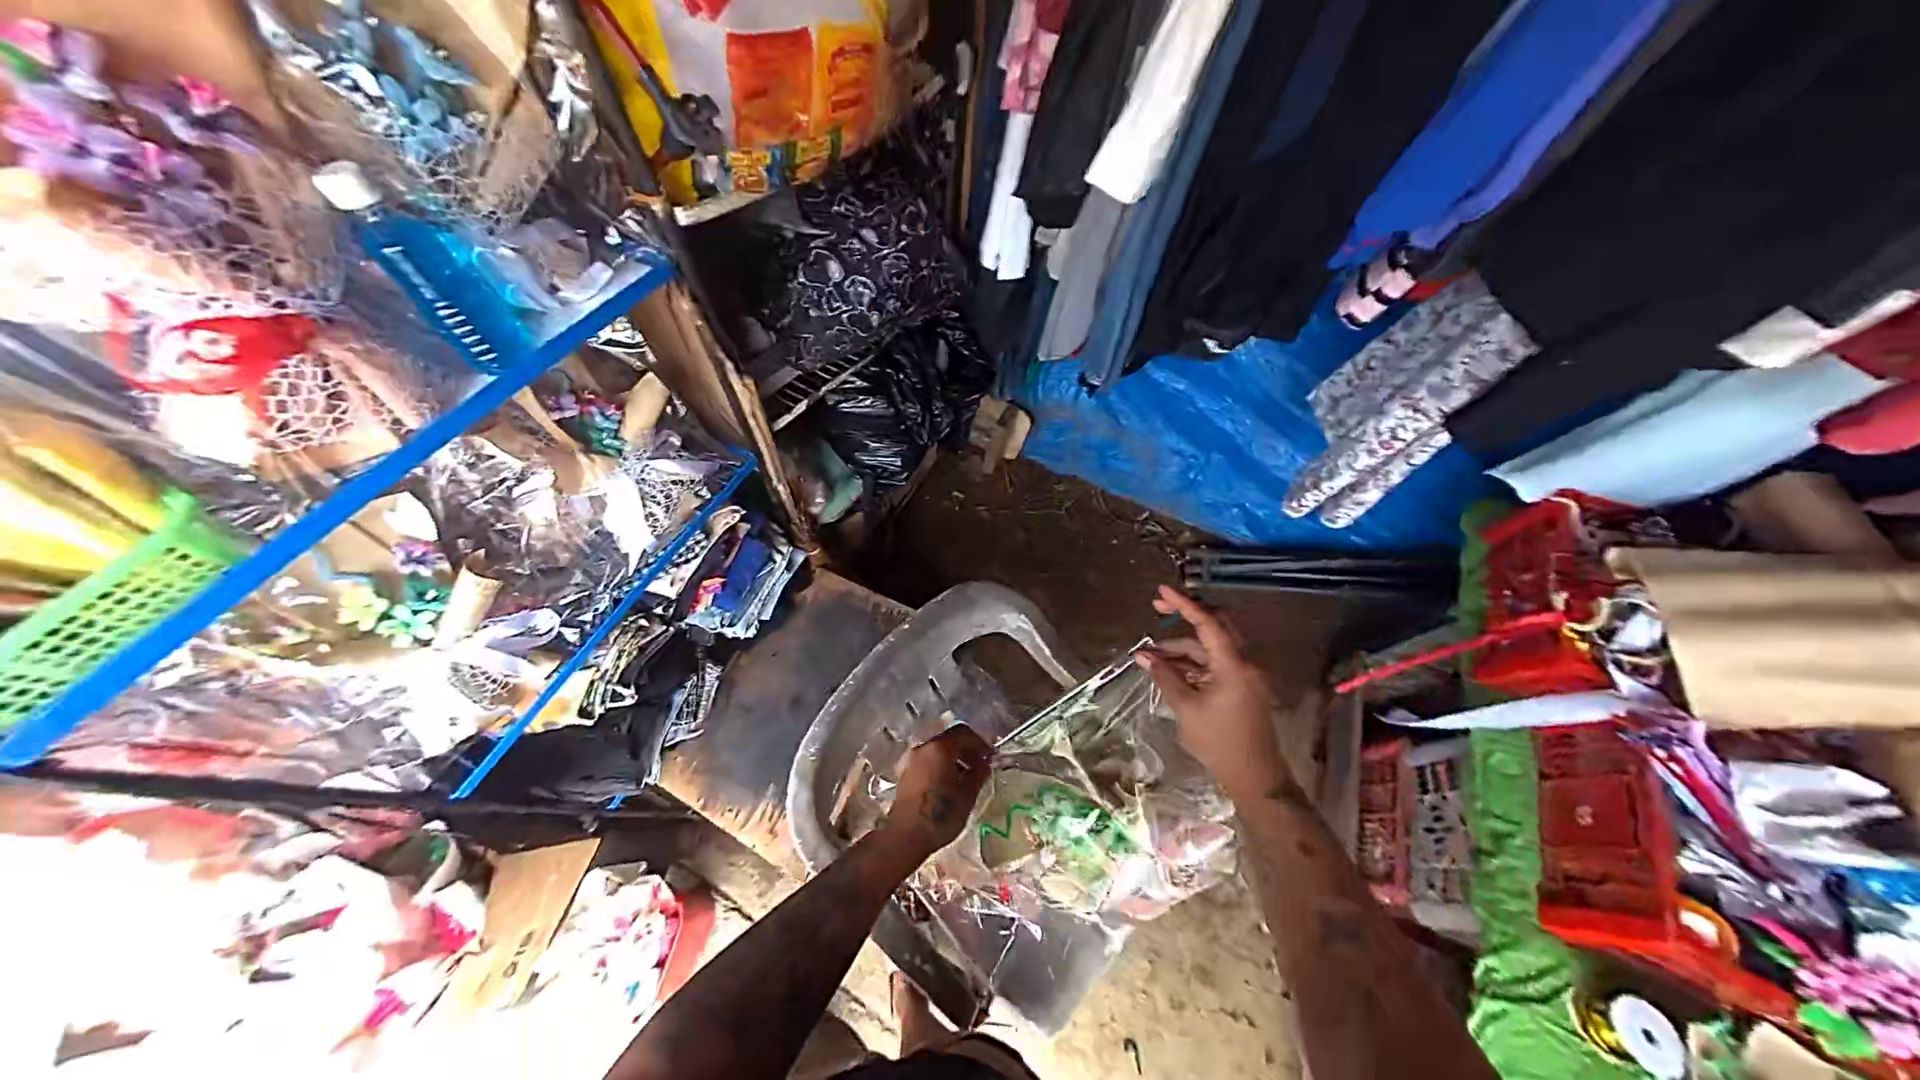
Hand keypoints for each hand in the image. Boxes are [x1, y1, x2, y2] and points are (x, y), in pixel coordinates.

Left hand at [879, 724, 991, 862]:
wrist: (907, 835)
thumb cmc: (940, 814)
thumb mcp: (967, 796)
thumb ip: (978, 774)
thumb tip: (984, 764)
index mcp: (939, 748)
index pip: (964, 733)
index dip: (980, 743)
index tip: (990, 756)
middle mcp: (923, 748)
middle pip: (949, 738)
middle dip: (967, 749)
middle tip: (981, 764)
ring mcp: (911, 760)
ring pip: (938, 749)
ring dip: (954, 757)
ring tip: (967, 775)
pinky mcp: (906, 773)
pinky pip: (928, 760)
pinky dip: (941, 764)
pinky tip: (950, 782)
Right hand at [1137, 586, 1286, 799]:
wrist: (1255, 776)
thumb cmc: (1219, 742)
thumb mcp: (1186, 709)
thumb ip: (1165, 677)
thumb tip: (1143, 656)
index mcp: (1234, 665)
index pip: (1208, 624)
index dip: (1184, 605)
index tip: (1161, 591)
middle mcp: (1244, 663)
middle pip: (1215, 627)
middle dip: (1185, 616)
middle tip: (1157, 609)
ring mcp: (1245, 675)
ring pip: (1212, 647)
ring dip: (1183, 646)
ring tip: (1151, 654)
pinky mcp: (1241, 687)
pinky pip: (1215, 664)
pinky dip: (1193, 662)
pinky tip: (1169, 668)